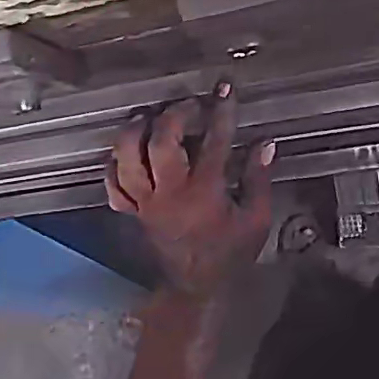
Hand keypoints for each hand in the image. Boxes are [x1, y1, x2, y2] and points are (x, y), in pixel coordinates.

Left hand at [106, 83, 274, 297]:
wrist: (197, 288)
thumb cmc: (230, 253)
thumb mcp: (256, 218)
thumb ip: (258, 178)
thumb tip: (264, 144)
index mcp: (204, 192)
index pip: (215, 141)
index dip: (221, 111)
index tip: (224, 89)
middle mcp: (170, 193)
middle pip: (162, 142)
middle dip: (174, 115)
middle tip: (188, 104)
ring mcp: (146, 202)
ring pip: (128, 160)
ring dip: (135, 132)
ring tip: (147, 116)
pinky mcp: (133, 212)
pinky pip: (113, 186)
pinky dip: (113, 165)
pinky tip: (124, 151)